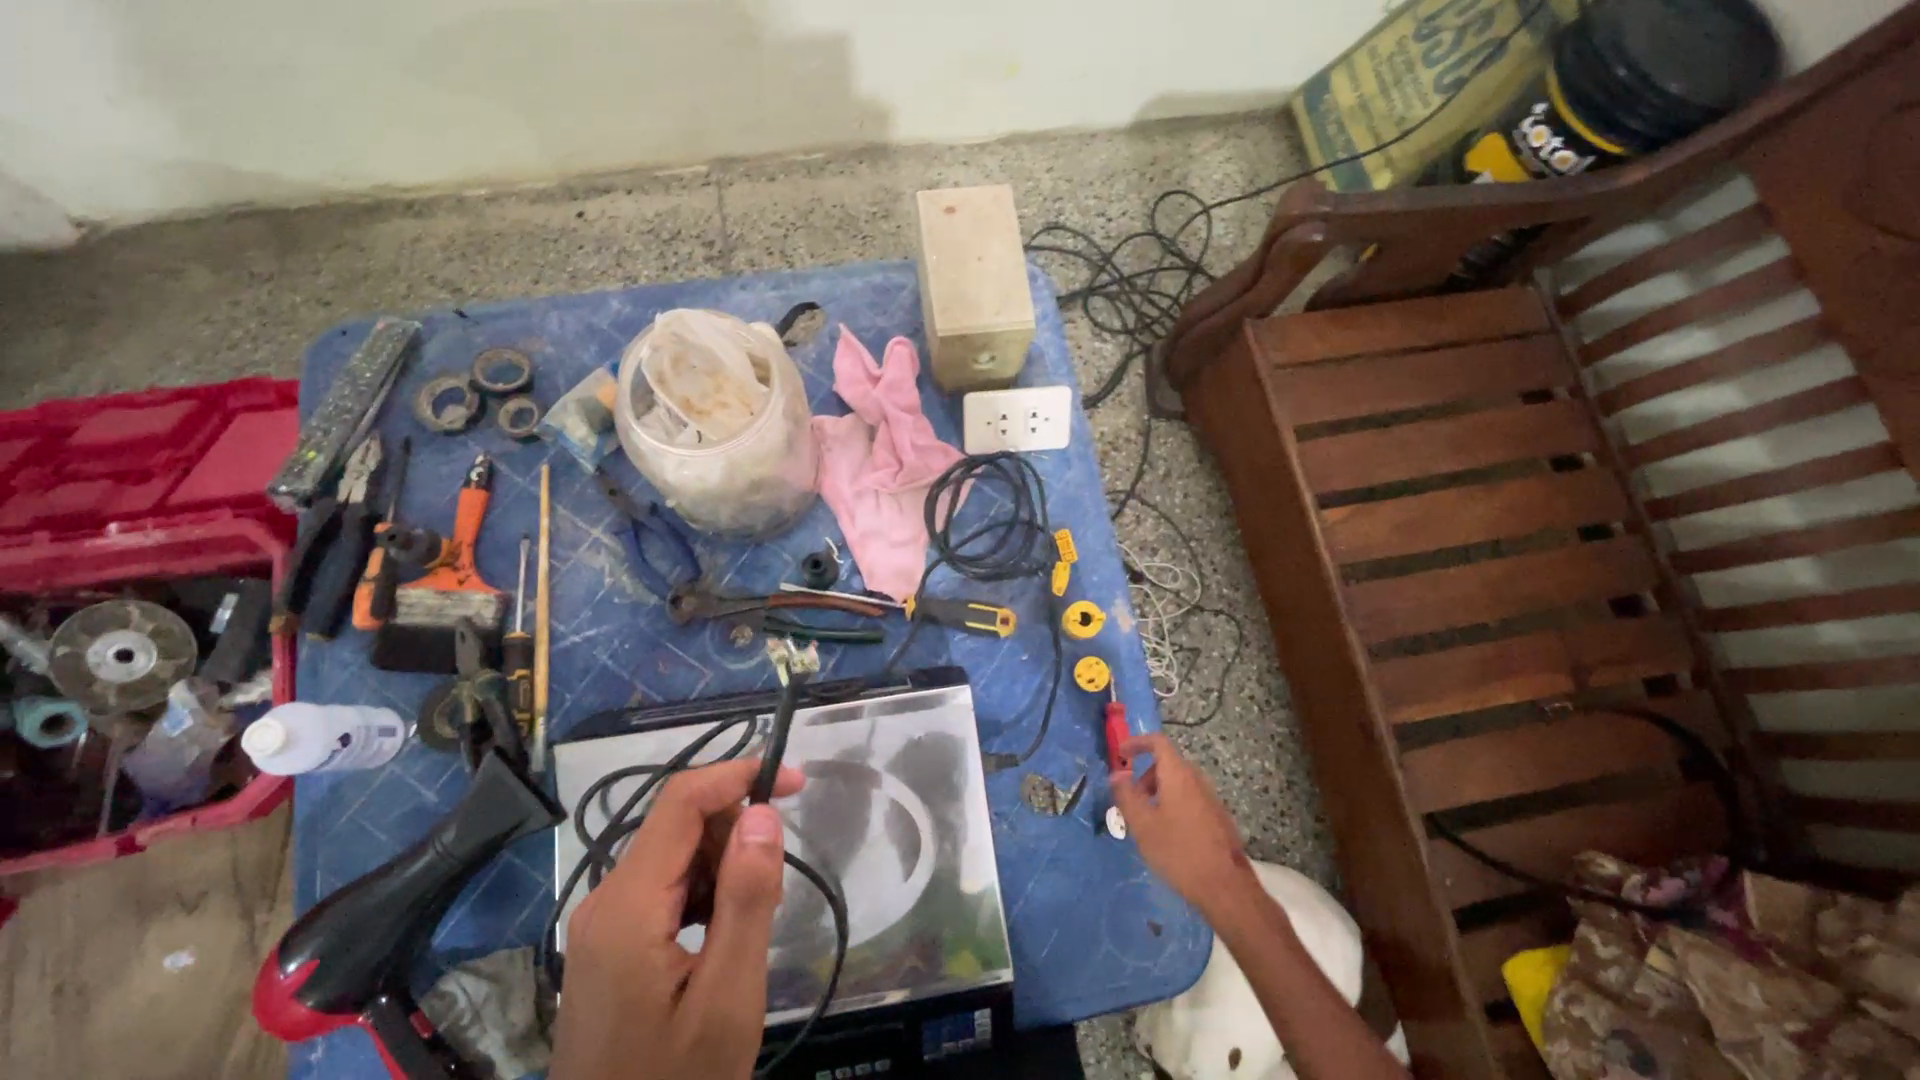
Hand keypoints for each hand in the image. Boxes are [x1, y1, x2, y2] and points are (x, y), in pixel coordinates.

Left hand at [550, 759, 804, 1079]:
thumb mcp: (728, 997)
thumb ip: (746, 900)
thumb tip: (762, 811)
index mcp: (628, 906)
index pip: (681, 801)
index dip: (739, 776)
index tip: (798, 782)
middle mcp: (606, 900)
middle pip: (680, 827)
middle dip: (737, 837)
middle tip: (772, 899)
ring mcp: (603, 924)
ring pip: (676, 857)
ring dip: (724, 871)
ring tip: (747, 933)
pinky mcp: (610, 945)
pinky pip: (664, 891)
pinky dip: (704, 896)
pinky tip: (721, 942)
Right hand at [1111, 733, 1256, 917]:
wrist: (1224, 886)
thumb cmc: (1178, 852)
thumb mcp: (1142, 825)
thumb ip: (1127, 795)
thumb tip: (1117, 774)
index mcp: (1179, 776)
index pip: (1158, 743)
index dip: (1137, 743)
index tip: (1121, 754)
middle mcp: (1198, 781)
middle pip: (1168, 764)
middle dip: (1145, 776)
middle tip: (1131, 801)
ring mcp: (1212, 800)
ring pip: (1179, 784)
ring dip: (1159, 793)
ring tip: (1147, 823)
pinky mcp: (1219, 819)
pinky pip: (1190, 800)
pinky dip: (1173, 806)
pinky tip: (1168, 837)